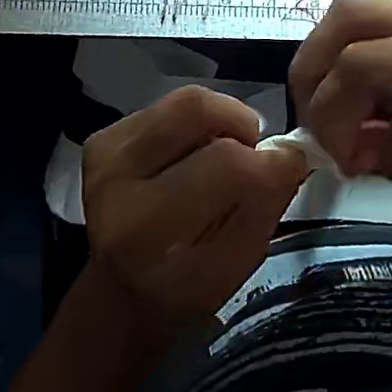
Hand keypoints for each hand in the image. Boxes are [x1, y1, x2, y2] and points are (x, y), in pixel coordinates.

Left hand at [83, 86, 312, 322]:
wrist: (118, 289)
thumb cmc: (184, 290)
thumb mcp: (235, 269)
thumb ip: (264, 209)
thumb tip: (289, 154)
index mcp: (150, 230)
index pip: (226, 165)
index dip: (270, 159)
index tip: (291, 163)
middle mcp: (116, 183)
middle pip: (196, 111)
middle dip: (241, 125)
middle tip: (252, 152)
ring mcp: (103, 155)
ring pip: (181, 101)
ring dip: (217, 119)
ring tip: (224, 151)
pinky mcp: (101, 138)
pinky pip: (163, 106)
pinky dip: (192, 123)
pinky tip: (192, 153)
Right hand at [288, 0, 391, 264]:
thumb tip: (338, 145)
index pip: (369, 59)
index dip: (333, 108)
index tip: (337, 161)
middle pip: (352, 14)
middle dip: (316, 71)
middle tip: (319, 131)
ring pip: (357, 17)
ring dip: (330, 68)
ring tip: (342, 127)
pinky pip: (378, 36)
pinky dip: (354, 73)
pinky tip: (370, 117)